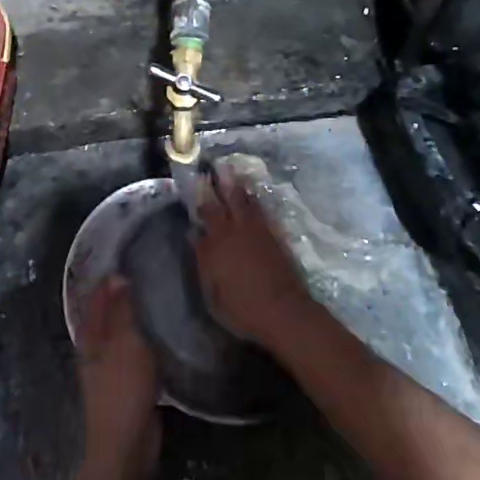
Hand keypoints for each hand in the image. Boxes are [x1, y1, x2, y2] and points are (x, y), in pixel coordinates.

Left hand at [74, 276, 159, 475]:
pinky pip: (134, 352)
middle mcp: (95, 346)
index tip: (126, 256)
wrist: (125, 446)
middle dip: (121, 295)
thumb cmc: (123, 389)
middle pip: (107, 312)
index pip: (96, 296)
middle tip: (146, 272)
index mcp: (89, 334)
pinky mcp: (127, 382)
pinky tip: (160, 333)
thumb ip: (121, 311)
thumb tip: (116, 276)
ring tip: (156, 297)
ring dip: (134, 316)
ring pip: (121, 332)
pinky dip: (143, 338)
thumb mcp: (125, 344)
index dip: (108, 277)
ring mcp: (109, 366)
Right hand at [194, 161, 320, 351]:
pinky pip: (264, 212)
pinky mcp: (277, 238)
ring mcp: (260, 232)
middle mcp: (239, 229)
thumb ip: (202, 258)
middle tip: (216, 166)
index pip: (207, 209)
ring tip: (234, 173)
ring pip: (248, 202)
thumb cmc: (242, 306)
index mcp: (220, 239)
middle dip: (222, 182)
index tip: (195, 178)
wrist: (285, 313)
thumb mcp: (212, 289)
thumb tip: (194, 233)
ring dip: (240, 187)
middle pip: (229, 199)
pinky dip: (257, 201)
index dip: (200, 193)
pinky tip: (254, 197)